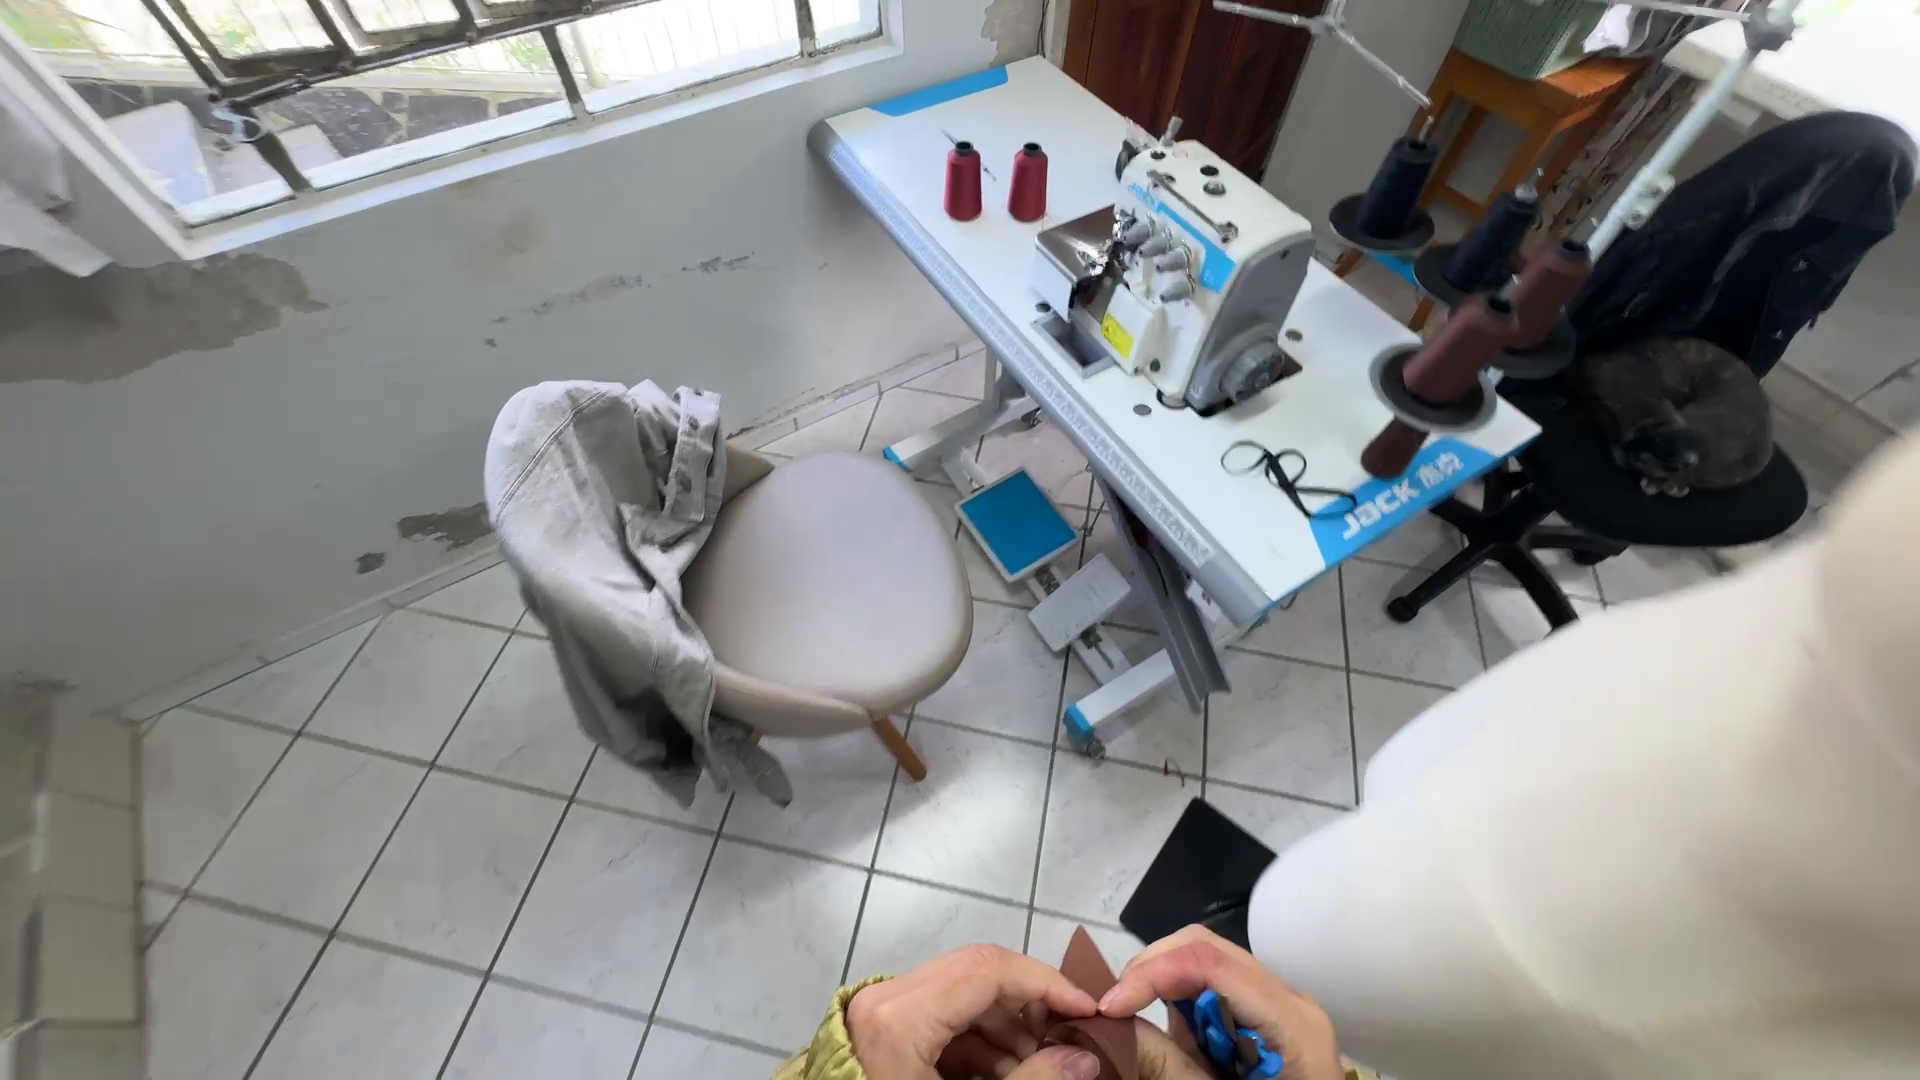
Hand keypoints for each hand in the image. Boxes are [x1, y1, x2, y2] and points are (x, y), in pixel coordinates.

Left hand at [846, 944, 1099, 1078]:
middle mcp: (888, 998)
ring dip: (1006, 1021)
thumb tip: (1084, 1058)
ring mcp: (883, 1009)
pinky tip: (1009, 1068)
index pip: (986, 970)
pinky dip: (980, 1036)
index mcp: (900, 1018)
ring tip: (1040, 1062)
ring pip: (962, 990)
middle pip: (975, 972)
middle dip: (1028, 1000)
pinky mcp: (885, 1026)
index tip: (1086, 1008)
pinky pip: (943, 1014)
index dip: (1044, 982)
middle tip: (1067, 1034)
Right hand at [1097, 927, 1344, 1079]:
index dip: (1153, 973)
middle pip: (1206, 948)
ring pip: (1206, 959)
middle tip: (1115, 1004)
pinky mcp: (1264, 1018)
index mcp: (1291, 1023)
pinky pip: (1213, 986)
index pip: (1210, 963)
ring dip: (1162, 980)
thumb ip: (1167, 1066)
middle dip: (1152, 968)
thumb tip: (1108, 1023)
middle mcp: (1289, 999)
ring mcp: (1278, 1005)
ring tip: (1131, 1011)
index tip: (1110, 1006)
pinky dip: (1179, 997)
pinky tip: (1165, 1026)